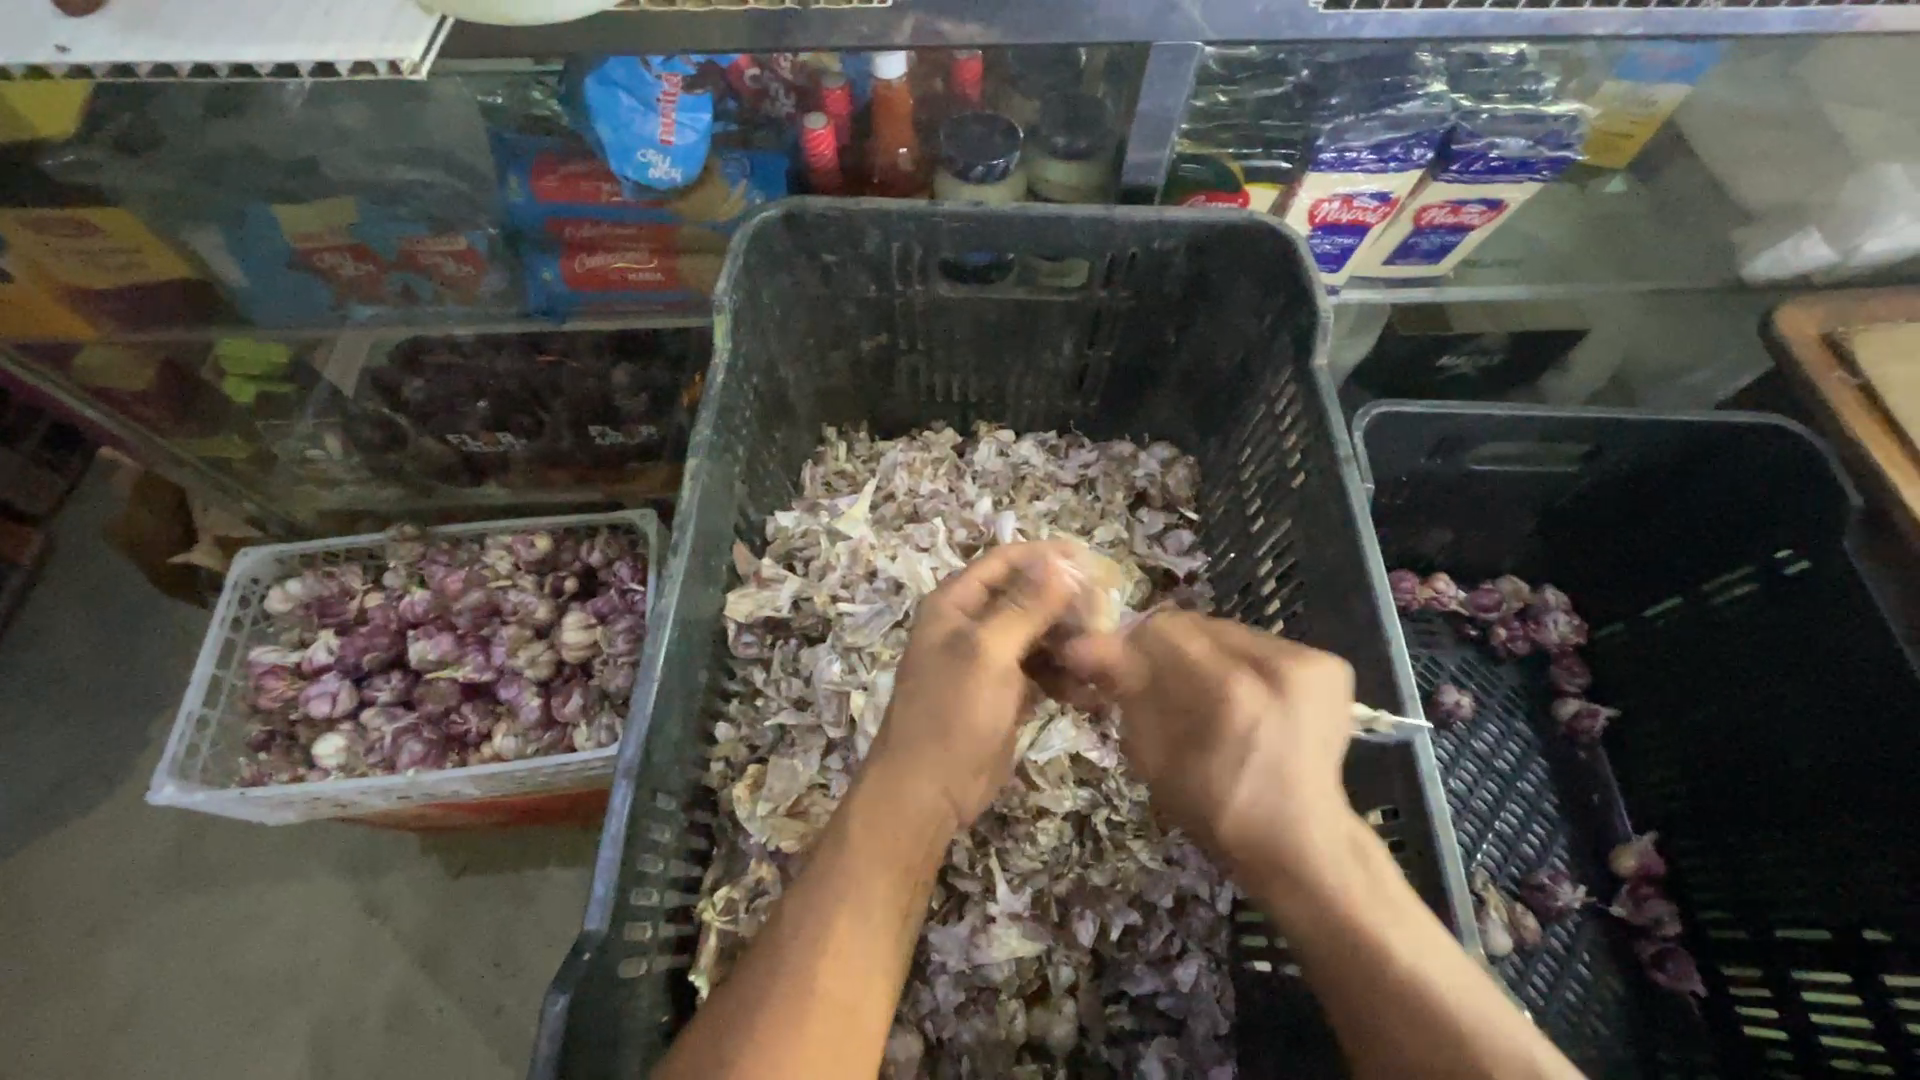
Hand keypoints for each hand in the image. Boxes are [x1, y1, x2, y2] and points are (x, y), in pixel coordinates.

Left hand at [868, 542, 1080, 829]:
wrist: (928, 790)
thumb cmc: (952, 713)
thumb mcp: (988, 652)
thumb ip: (1025, 606)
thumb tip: (1061, 561)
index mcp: (956, 604)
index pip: (1006, 561)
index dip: (1046, 557)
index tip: (1093, 562)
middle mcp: (972, 625)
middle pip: (1028, 597)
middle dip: (1066, 605)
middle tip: (1105, 618)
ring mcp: (989, 661)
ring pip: (1040, 635)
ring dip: (1071, 643)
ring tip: (1100, 657)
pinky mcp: (1006, 694)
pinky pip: (1042, 671)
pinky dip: (1065, 676)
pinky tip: (1090, 692)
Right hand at [1059, 612, 1359, 872]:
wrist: (1301, 842)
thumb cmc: (1218, 811)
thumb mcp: (1155, 759)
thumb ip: (1125, 691)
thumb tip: (1081, 644)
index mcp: (1232, 691)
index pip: (1163, 630)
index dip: (1132, 647)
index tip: (1118, 670)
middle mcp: (1278, 664)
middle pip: (1197, 625)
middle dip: (1168, 651)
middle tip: (1157, 686)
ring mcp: (1311, 661)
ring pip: (1228, 631)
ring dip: (1204, 654)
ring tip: (1203, 696)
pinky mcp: (1330, 664)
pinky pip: (1260, 644)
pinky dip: (1239, 663)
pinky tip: (1242, 699)